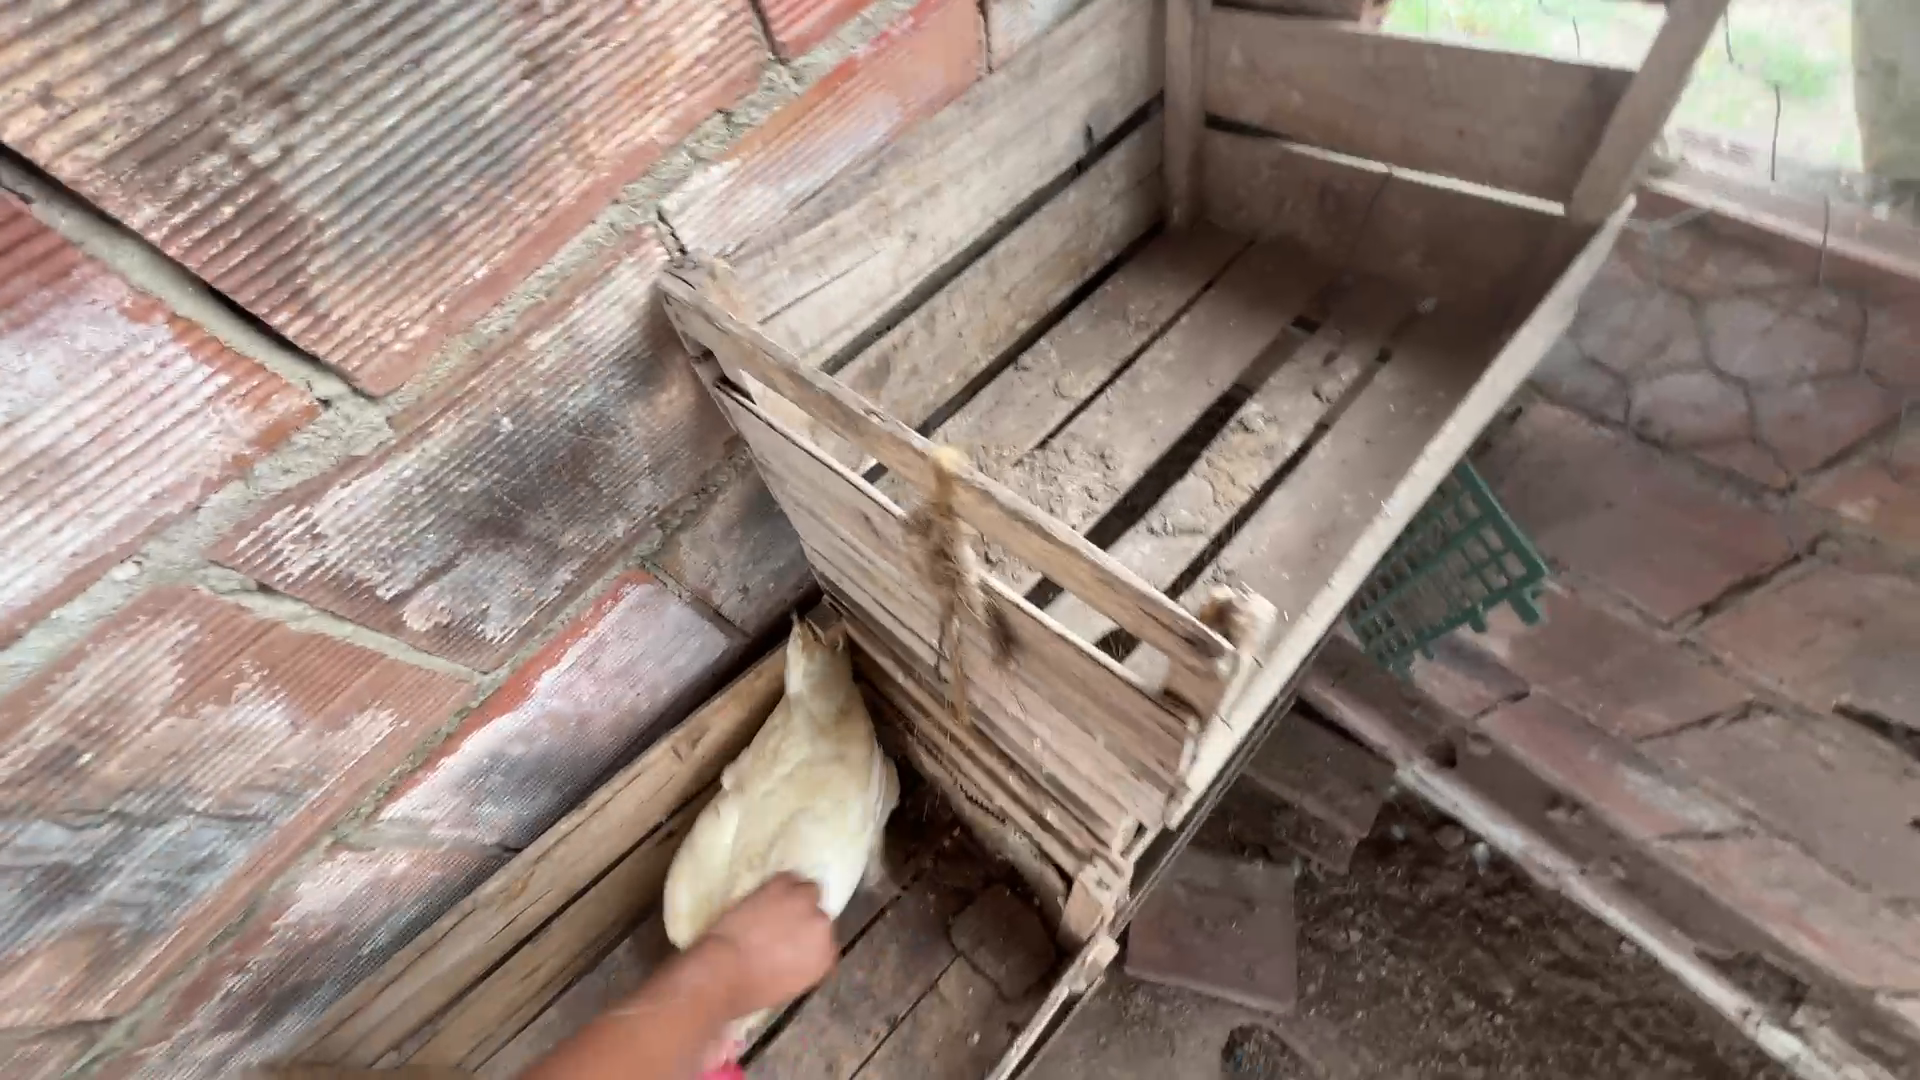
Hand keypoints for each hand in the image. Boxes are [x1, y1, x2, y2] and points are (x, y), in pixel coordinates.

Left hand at [698, 873, 836, 1015]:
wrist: (725, 970)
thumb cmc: (751, 990)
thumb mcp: (788, 986)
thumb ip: (803, 964)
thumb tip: (796, 952)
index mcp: (825, 956)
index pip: (827, 944)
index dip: (809, 942)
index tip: (796, 946)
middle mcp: (822, 925)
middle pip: (820, 915)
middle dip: (804, 921)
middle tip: (784, 928)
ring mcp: (804, 902)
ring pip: (809, 890)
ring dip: (797, 898)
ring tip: (778, 908)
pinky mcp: (783, 885)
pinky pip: (790, 878)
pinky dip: (782, 885)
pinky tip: (769, 896)